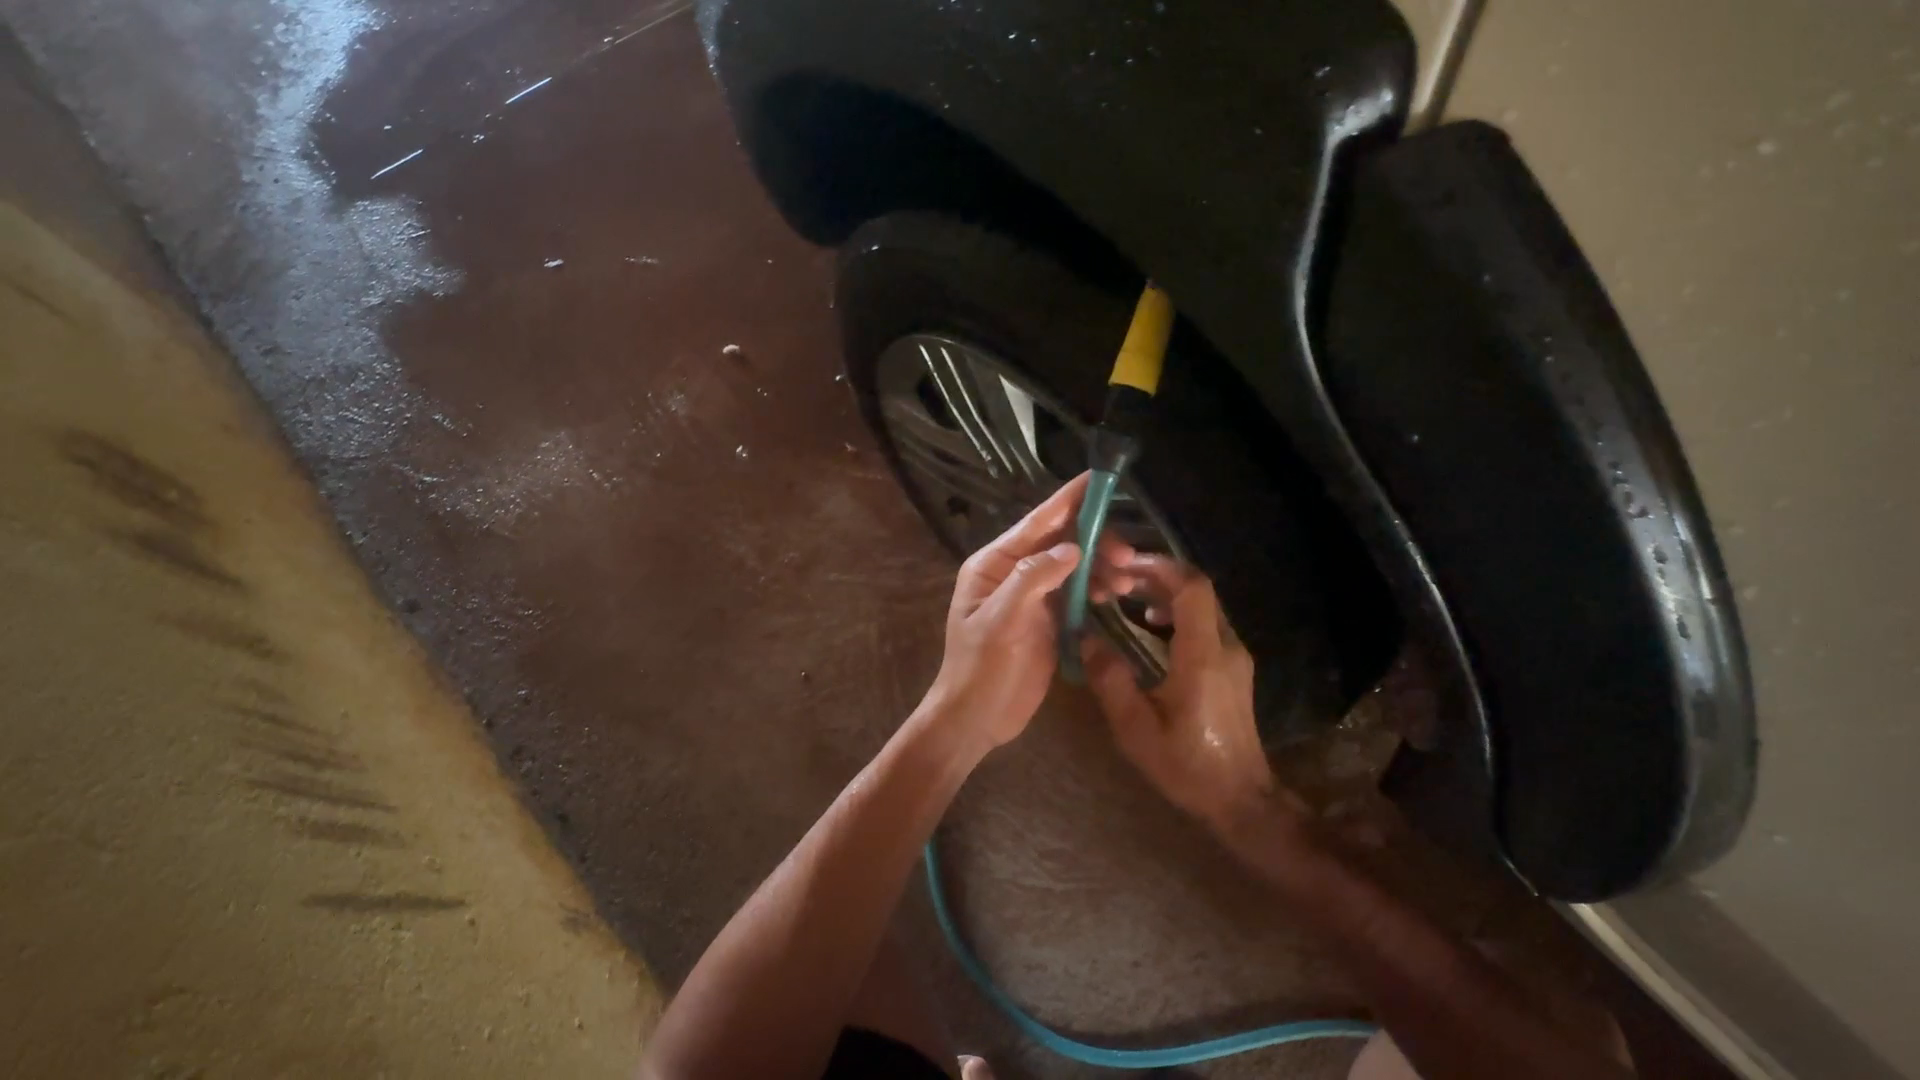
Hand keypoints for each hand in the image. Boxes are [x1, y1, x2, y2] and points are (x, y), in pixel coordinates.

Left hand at [922, 473, 1134, 751]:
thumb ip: (1033, 580)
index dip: (1068, 499)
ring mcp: (1032, 597)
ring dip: (1100, 568)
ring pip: (1074, 567)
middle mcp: (1014, 573)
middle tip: (1126, 557)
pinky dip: (1096, 589)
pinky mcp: (1048, 620)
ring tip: (1124, 582)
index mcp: (994, 564)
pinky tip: (1114, 594)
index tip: (1099, 478)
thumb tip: (1071, 548)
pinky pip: (1077, 593)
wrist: (976, 718)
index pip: (1036, 522)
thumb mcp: (1001, 621)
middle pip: (1061, 542)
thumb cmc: (980, 668)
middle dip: (1095, 542)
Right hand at [1082, 558, 1300, 829]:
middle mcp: (1225, 646)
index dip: (1158, 567)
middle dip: (1157, 576)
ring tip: (1129, 598)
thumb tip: (1085, 636)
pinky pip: (1207, 624)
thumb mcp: (1135, 728)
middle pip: (1198, 590)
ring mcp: (1235, 657)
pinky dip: (1178, 613)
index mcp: (1202, 655)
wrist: (1240, 798)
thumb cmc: (1186, 765)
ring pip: (1204, 605)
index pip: (1191, 588)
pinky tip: (1151, 627)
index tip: (1123, 565)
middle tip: (1118, 580)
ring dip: (1167, 593)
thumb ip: (1110, 679)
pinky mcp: (1234, 669)